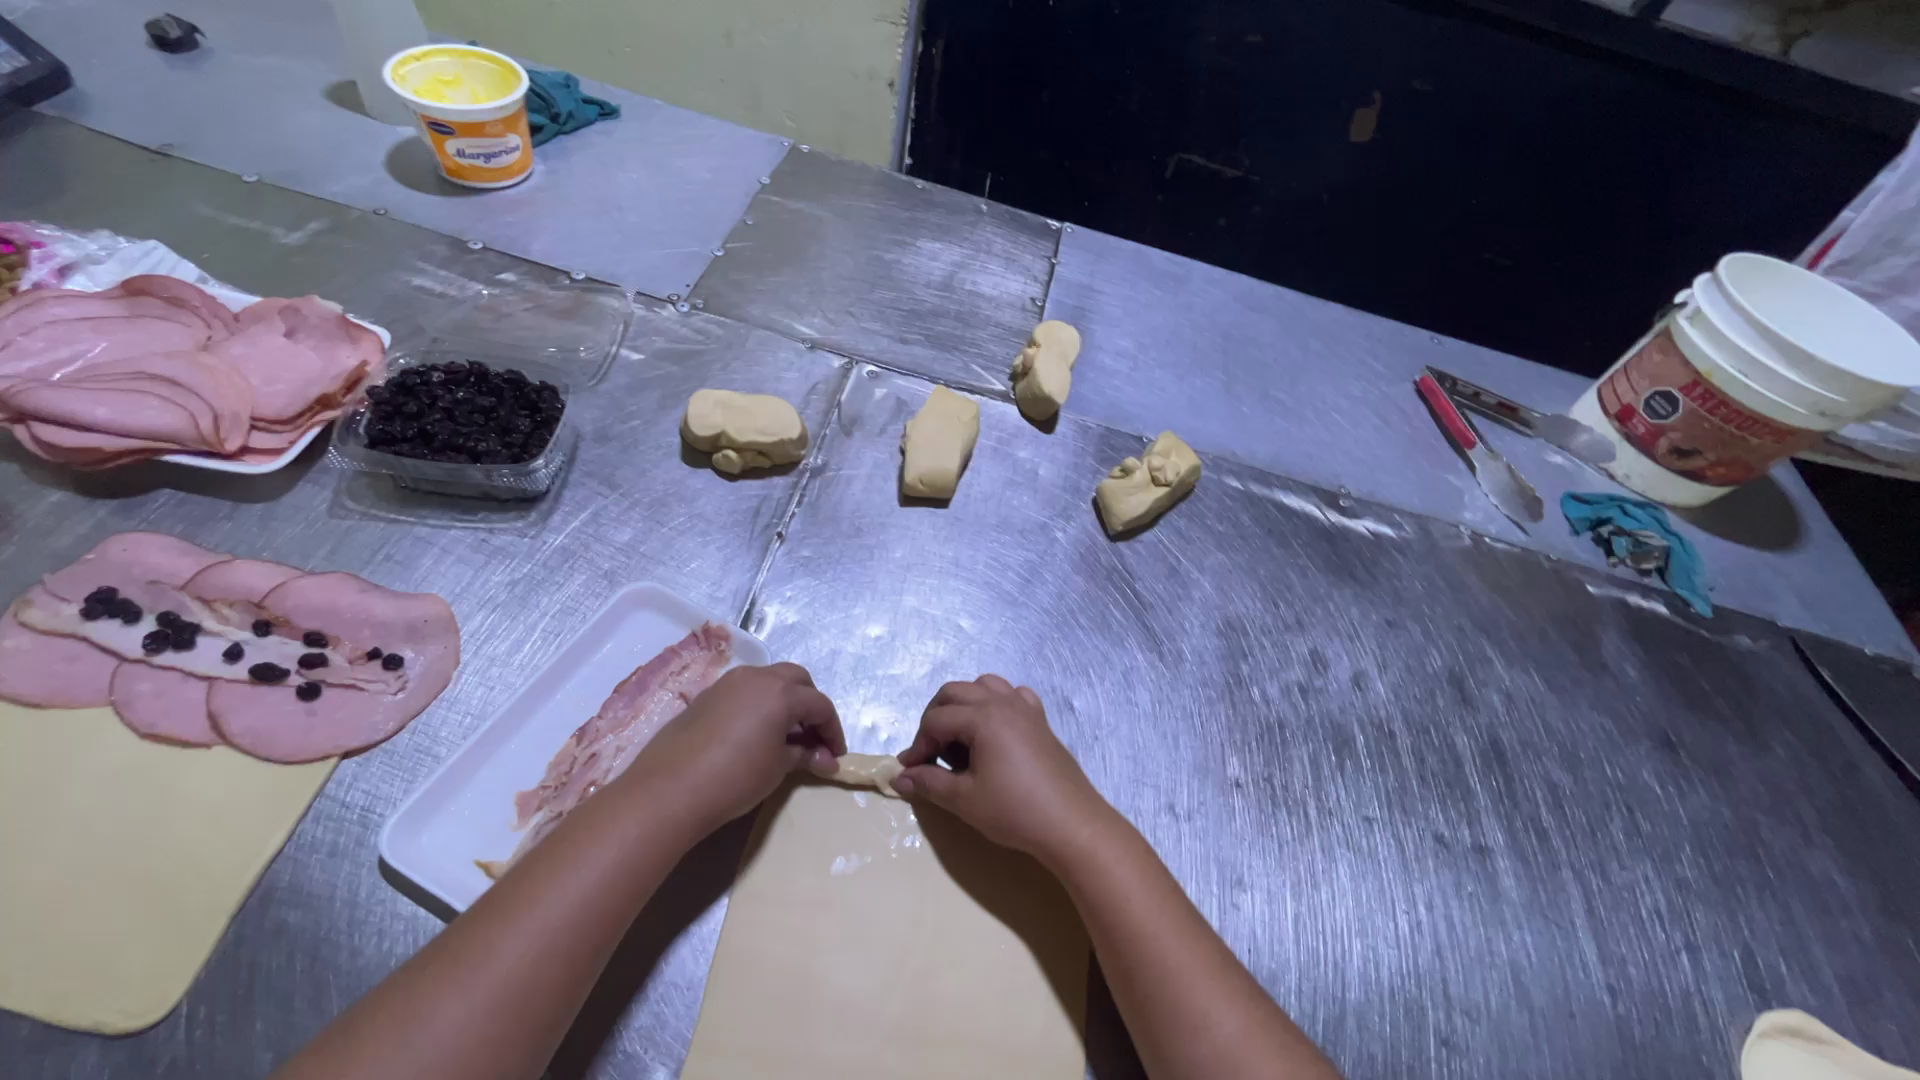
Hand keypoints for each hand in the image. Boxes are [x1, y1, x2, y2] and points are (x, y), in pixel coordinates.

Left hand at [622, 663, 844, 832]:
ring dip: (784, 702)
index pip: (820, 705)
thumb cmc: (734, 778)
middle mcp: (756, 678)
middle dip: (811, 706)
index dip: (833, 730)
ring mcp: (727, 684)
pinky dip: (759, 706)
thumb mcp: (777, 768)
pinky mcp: (705, 697)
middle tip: (813, 738)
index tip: (835, 755)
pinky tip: (754, 735)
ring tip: (785, 737)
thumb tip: (823, 759)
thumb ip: (803, 755)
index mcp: (781, 692)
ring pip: (768, 681)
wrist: (668, 791)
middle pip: (796, 680)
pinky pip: (743, 692)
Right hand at [893, 675, 1117, 866]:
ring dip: (964, 706)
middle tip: (931, 753)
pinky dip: (995, 705)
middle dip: (935, 719)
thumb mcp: (964, 799)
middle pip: (954, 692)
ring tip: (960, 740)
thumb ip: (929, 782)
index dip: (918, 746)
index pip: (935, 720)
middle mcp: (1003, 702)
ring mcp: (1025, 708)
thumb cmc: (1015, 811)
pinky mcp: (1040, 720)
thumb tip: (899, 777)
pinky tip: (994, 733)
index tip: (914, 773)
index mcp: (982, 717)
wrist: (1071, 824)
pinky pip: (1013, 696)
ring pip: (984, 686)